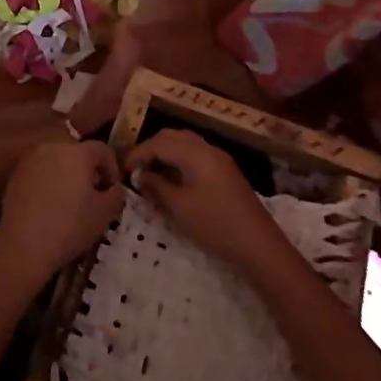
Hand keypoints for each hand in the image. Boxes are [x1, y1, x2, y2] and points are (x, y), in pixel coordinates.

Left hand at [0, 141, 125, 283]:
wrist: (24, 245)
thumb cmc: (70, 226)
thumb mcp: (104, 213)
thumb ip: (116, 194)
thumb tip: (114, 188)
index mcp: (77, 152)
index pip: (102, 150)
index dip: (112, 168)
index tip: (113, 189)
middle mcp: (53, 147)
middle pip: (78, 153)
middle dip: (89, 170)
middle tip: (93, 194)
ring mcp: (31, 160)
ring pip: (57, 161)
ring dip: (67, 174)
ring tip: (71, 200)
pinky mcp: (16, 174)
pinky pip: (40, 171)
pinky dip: (48, 181)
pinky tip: (49, 205)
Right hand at [123, 130, 291, 276]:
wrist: (258, 243)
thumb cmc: (214, 224)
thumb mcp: (179, 207)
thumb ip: (156, 186)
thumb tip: (140, 174)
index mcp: (195, 153)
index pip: (158, 143)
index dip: (138, 153)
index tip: (122, 169)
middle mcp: (208, 148)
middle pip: (172, 137)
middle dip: (151, 148)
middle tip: (135, 168)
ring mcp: (219, 159)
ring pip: (185, 144)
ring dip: (166, 153)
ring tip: (151, 173)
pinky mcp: (226, 171)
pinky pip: (196, 154)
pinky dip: (179, 160)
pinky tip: (173, 179)